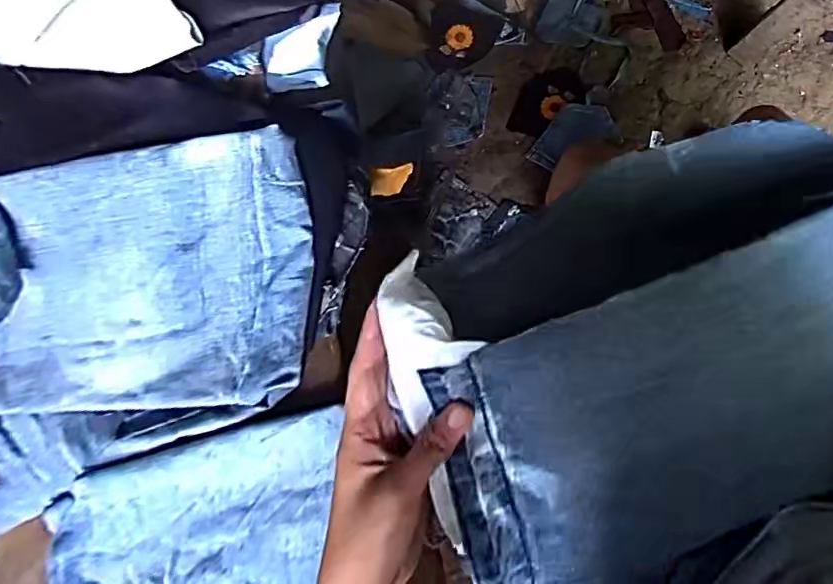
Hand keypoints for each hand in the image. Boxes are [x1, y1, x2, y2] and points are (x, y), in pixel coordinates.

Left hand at [319, 303, 473, 583]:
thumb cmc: (365, 538)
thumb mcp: (396, 491)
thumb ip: (430, 447)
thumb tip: (464, 404)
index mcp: (361, 429)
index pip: (367, 370)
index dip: (375, 332)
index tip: (386, 295)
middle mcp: (380, 428)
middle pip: (394, 374)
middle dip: (408, 337)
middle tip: (432, 300)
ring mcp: (401, 442)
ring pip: (418, 393)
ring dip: (433, 366)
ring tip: (457, 330)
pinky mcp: (421, 458)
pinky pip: (437, 418)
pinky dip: (452, 398)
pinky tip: (472, 382)